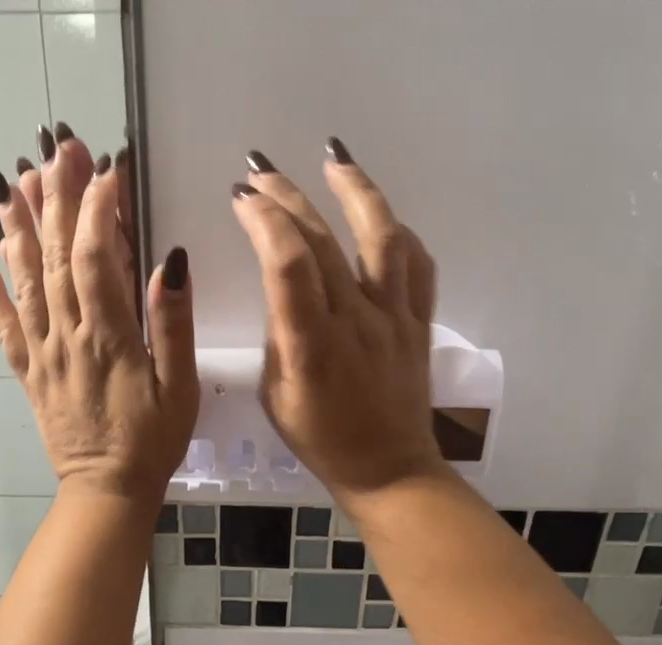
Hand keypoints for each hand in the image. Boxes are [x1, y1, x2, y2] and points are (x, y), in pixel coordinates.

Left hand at [0, 124, 197, 506]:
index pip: (98, 256)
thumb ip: (174, 325)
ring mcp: (42, 353)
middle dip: (58, 197)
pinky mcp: (29, 372)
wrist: (107, 491)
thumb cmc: (153, 441)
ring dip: (20, 227)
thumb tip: (170, 262)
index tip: (107, 168)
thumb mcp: (180, 388)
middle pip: (58, 255)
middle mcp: (68, 335)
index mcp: (109, 336)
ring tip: (16, 181)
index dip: (100, 208)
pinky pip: (4, 326)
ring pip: (25, 280)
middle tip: (58, 148)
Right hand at [229, 139, 444, 499]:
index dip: (263, 220)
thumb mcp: (277, 398)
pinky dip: (398, 232)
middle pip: (323, 240)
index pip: (287, 264)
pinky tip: (380, 216)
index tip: (242, 196)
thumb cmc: (322, 442)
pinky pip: (417, 265)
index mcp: (312, 346)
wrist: (389, 469)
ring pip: (382, 238)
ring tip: (332, 158)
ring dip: (355, 190)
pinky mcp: (419, 322)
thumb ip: (278, 339)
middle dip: (287, 195)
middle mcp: (356, 321)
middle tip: (259, 168)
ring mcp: (395, 318)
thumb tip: (285, 295)